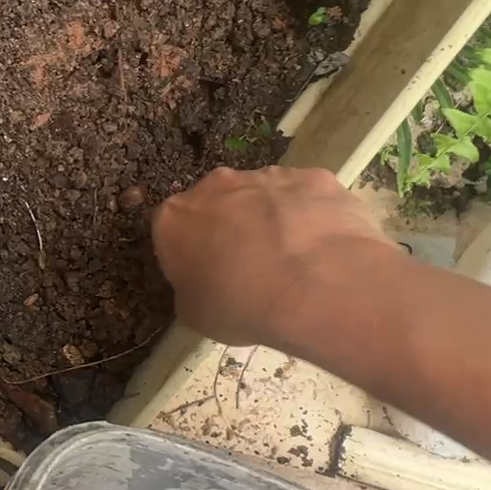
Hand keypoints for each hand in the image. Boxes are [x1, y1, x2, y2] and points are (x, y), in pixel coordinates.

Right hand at [151, 166, 399, 346]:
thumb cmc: (241, 305)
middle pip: (215, 203)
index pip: (170, 229)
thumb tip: (203, 281)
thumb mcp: (194, 313)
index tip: (203, 273)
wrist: (319, 288)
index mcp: (174, 218)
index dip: (186, 252)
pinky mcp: (313, 177)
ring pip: (261, 196)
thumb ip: (189, 287)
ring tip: (290, 259)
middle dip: (226, 227)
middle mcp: (215, 186)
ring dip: (268, 219)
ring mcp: (266, 176)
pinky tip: (320, 248)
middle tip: (245, 265)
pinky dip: (308, 216)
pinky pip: (304, 196)